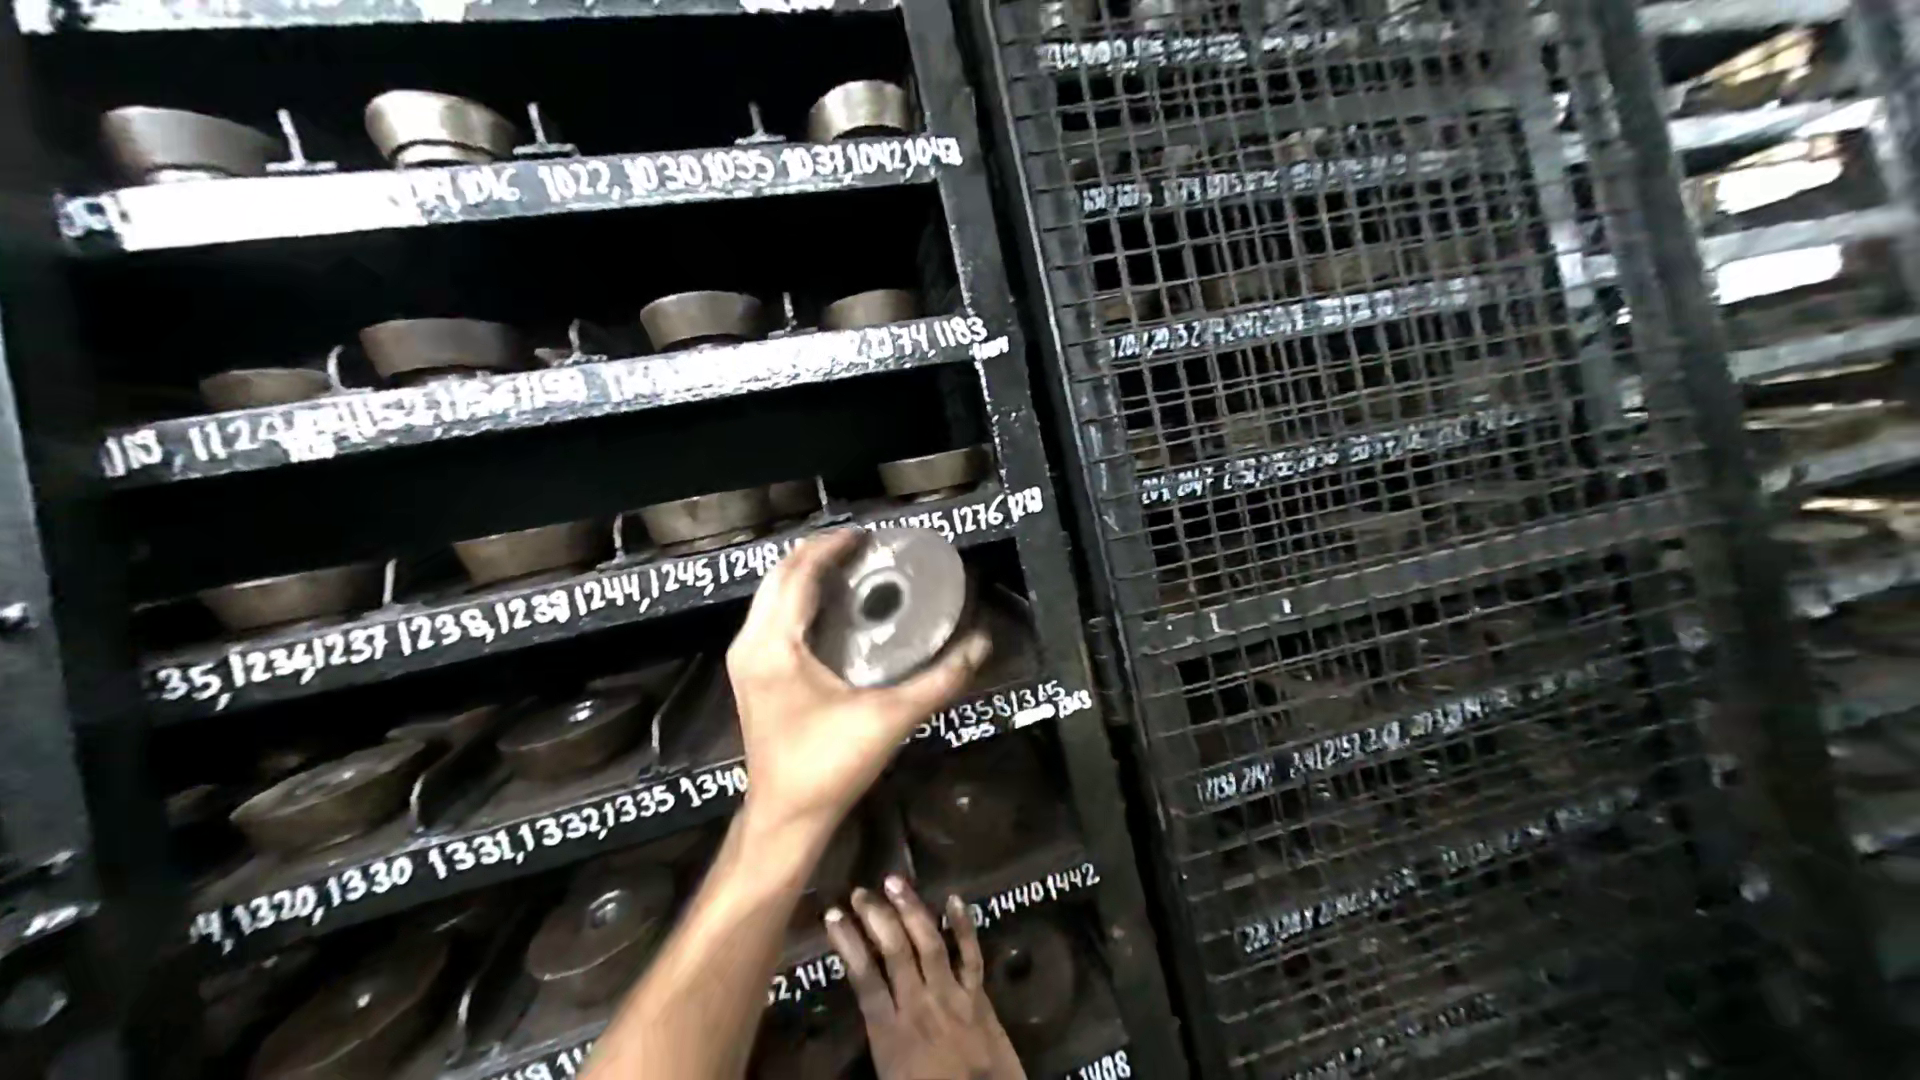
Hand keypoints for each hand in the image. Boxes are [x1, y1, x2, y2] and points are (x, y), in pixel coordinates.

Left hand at [728, 530, 990, 841]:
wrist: (785, 816)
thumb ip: (939, 680)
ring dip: (804, 573)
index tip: (866, 534)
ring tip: (848, 566)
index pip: (799, 574)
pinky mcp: (751, 674)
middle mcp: (751, 643)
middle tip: (861, 546)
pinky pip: (770, 616)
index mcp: (774, 645)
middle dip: (816, 553)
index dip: (831, 547)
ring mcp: (745, 659)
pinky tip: (829, 604)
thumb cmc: (830, 765)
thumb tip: (981, 643)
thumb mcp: (890, 718)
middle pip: (778, 576)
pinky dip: (796, 597)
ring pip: (769, 595)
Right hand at [824, 876, 1025, 1079]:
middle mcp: (920, 1005)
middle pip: (895, 951)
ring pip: (930, 944)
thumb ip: (876, 1034)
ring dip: (911, 910)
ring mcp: (952, 996)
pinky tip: (954, 899)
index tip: (832, 915)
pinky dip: (964, 926)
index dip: (847, 944)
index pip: (864, 978)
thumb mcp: (889, 1073)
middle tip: (860, 892)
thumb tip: (862, 996)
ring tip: (895, 882)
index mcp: (891, 1033)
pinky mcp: (978, 996)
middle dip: (876, 917)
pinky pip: (971, 955)